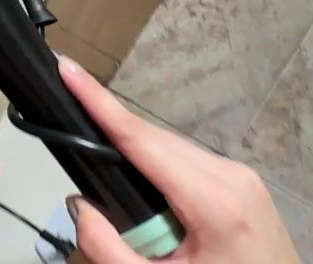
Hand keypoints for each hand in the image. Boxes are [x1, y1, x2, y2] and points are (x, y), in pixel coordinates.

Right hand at [59, 57, 298, 263]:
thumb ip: (108, 249)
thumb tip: (77, 204)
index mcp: (215, 204)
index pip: (139, 138)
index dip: (97, 100)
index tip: (66, 67)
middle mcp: (233, 178)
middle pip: (152, 138)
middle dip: (111, 134)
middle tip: (75, 139)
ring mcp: (244, 178)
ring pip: (168, 145)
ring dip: (135, 152)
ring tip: (116, 178)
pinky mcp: (246, 184)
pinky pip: (186, 158)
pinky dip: (158, 165)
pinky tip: (148, 187)